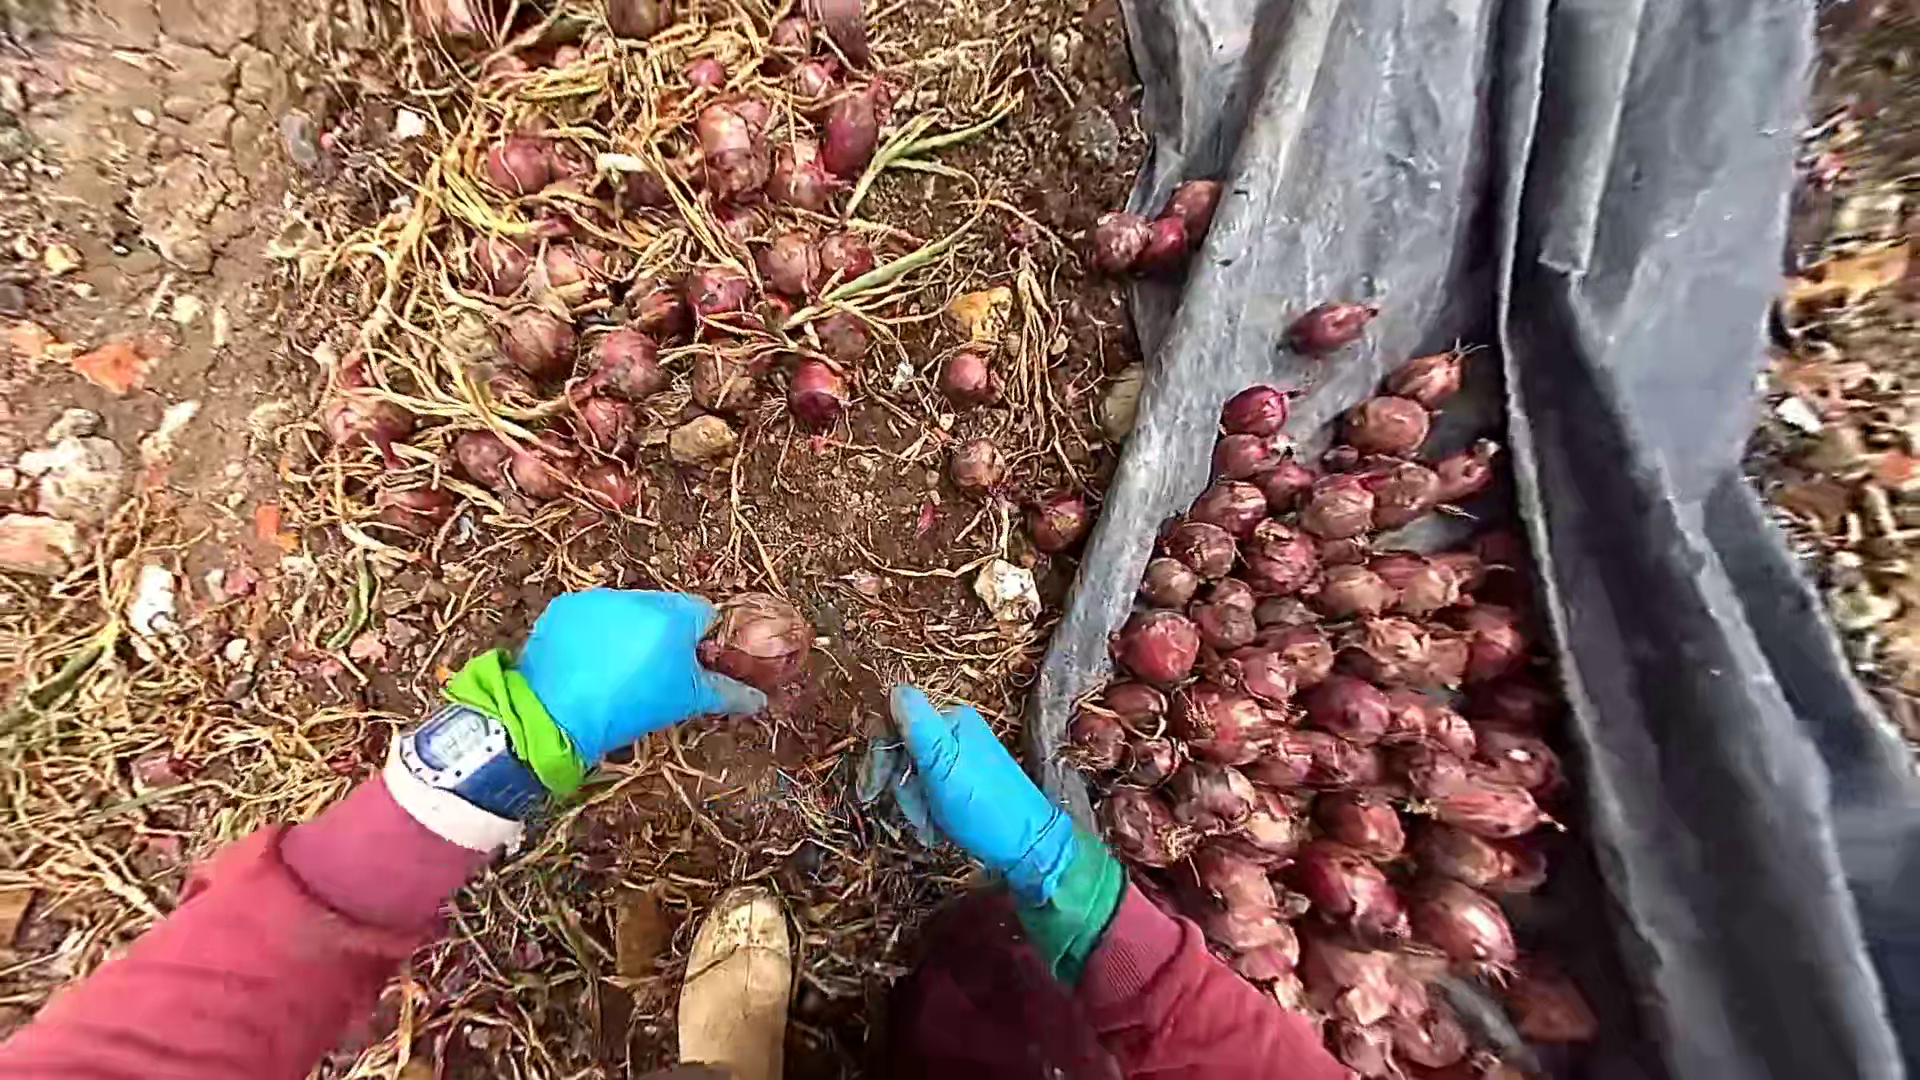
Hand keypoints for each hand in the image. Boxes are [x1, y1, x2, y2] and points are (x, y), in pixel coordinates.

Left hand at [517, 589, 766, 763]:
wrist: (551, 716)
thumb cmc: (630, 706)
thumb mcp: (686, 700)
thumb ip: (728, 692)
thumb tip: (760, 699)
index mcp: (675, 615)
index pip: (706, 613)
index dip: (703, 639)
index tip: (692, 663)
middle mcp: (640, 598)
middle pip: (670, 608)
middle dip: (669, 633)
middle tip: (659, 669)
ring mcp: (601, 599)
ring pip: (633, 609)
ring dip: (635, 629)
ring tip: (621, 666)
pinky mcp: (568, 606)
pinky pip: (596, 612)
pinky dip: (600, 630)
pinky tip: (592, 659)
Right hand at [889, 685, 1075, 905]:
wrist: (1027, 849)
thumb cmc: (983, 805)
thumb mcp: (945, 766)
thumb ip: (919, 726)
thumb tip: (895, 688)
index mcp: (951, 720)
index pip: (897, 722)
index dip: (879, 756)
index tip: (869, 791)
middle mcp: (955, 733)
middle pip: (903, 752)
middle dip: (903, 788)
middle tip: (917, 816)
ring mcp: (960, 758)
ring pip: (913, 776)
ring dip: (916, 806)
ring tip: (932, 828)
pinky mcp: (963, 783)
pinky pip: (930, 792)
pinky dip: (929, 813)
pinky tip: (938, 831)